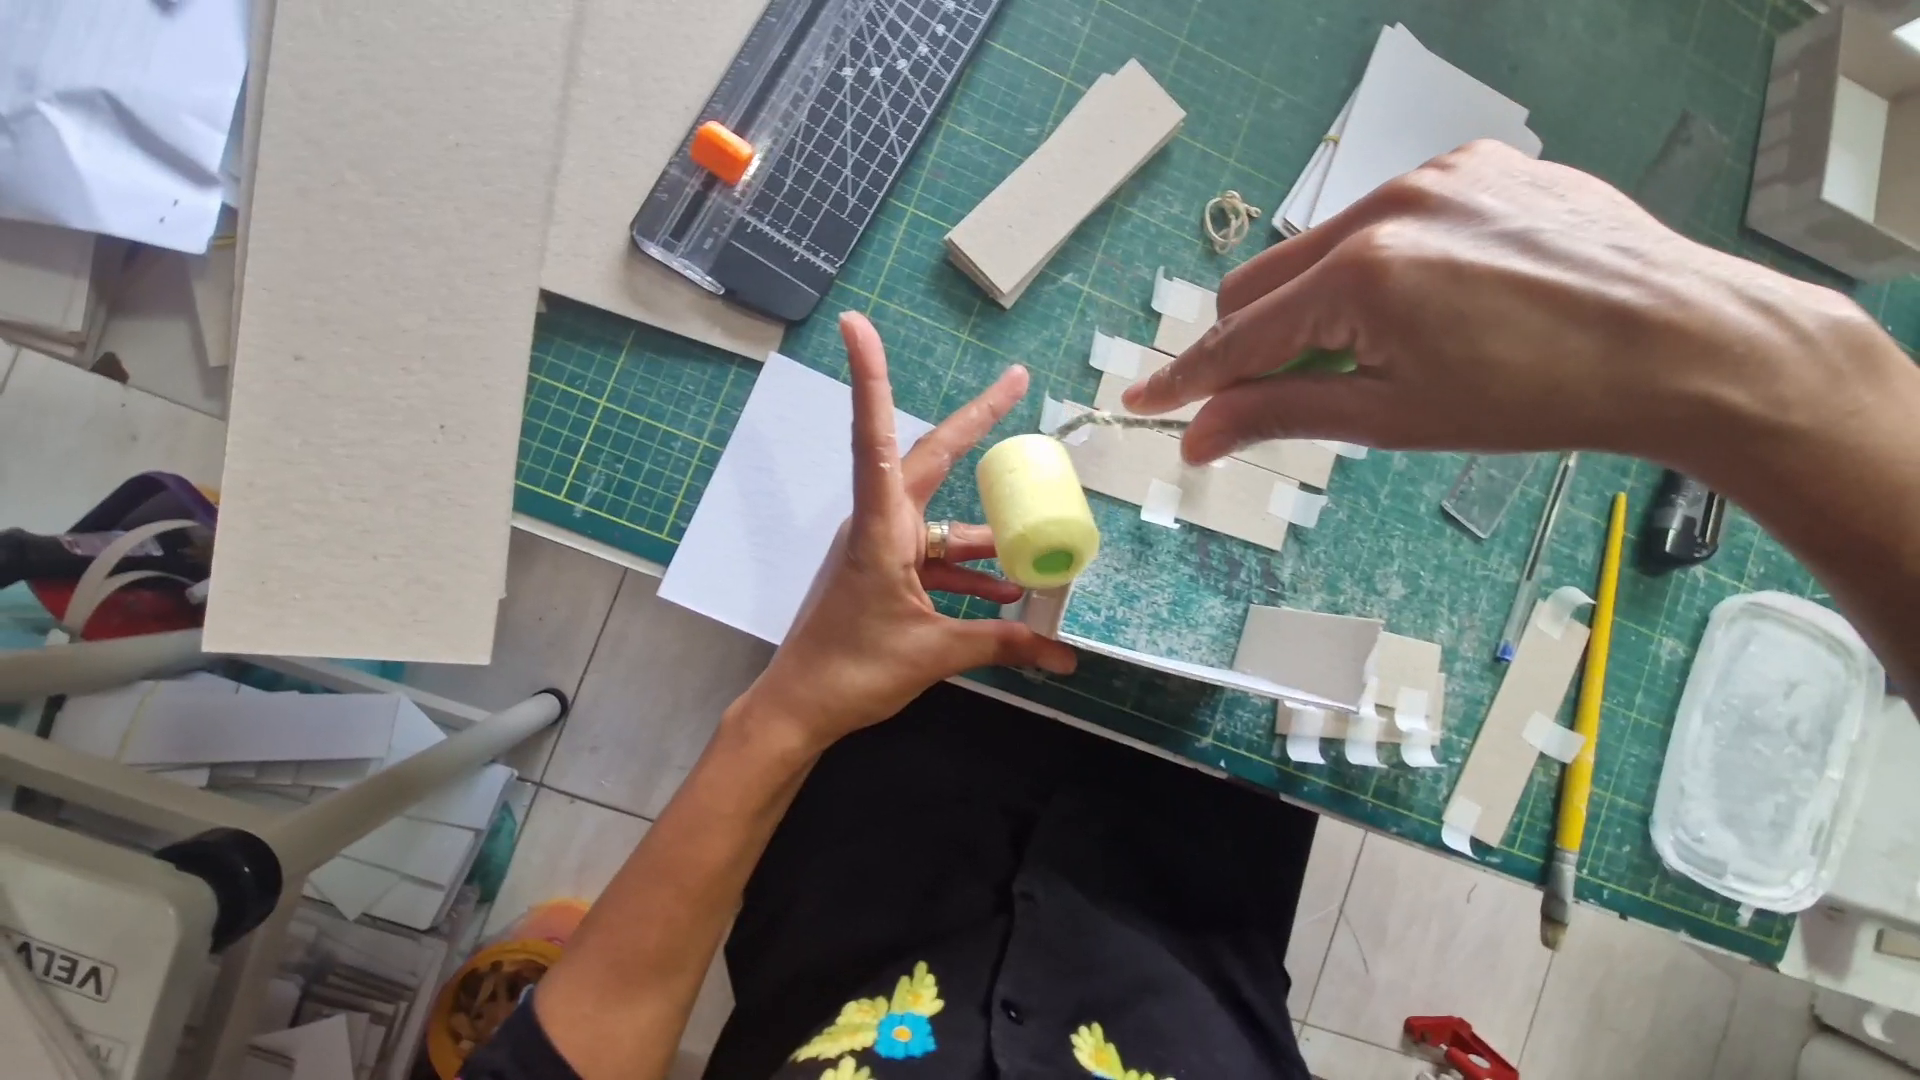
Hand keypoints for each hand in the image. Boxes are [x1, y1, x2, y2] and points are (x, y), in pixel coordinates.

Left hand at [733, 313, 1076, 753]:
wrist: (800, 709)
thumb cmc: (853, 672)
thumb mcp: (935, 653)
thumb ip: (1003, 645)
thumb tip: (1064, 655)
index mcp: (880, 528)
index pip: (875, 437)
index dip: (870, 378)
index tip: (858, 323)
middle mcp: (879, 524)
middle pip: (931, 461)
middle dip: (976, 425)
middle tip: (1015, 385)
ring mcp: (881, 548)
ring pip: (942, 520)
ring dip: (986, 534)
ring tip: (1037, 547)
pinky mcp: (884, 574)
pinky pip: (934, 557)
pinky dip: (968, 570)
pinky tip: (1006, 594)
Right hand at [1122, 140, 1899, 482]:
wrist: (1687, 345)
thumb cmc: (1538, 398)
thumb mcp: (1389, 418)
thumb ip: (1278, 414)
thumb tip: (1199, 435)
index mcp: (1362, 276)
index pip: (1238, 338)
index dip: (1184, 379)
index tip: (1143, 402)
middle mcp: (1387, 206)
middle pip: (1258, 285)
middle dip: (1248, 344)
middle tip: (1275, 391)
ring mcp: (1434, 177)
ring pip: (1313, 249)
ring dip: (1309, 305)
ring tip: (1374, 348)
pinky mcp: (1476, 165)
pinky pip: (1378, 218)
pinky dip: (1367, 267)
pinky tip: (1421, 301)